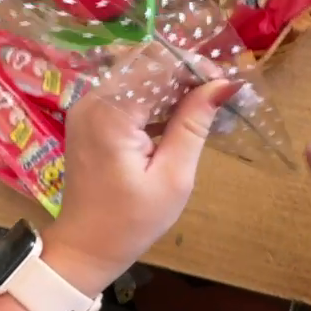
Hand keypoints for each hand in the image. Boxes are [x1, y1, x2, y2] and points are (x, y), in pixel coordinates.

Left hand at [46, 79, 241, 294]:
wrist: (85, 246)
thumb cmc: (131, 221)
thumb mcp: (173, 176)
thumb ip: (194, 124)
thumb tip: (224, 83)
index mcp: (110, 113)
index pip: (157, 65)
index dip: (195, 67)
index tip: (225, 84)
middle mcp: (92, 101)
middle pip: (144, 64)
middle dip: (183, 72)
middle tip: (218, 94)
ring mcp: (86, 108)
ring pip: (135, 76)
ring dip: (170, 85)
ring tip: (203, 106)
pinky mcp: (88, 119)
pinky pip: (124, 94)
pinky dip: (152, 99)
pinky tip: (177, 117)